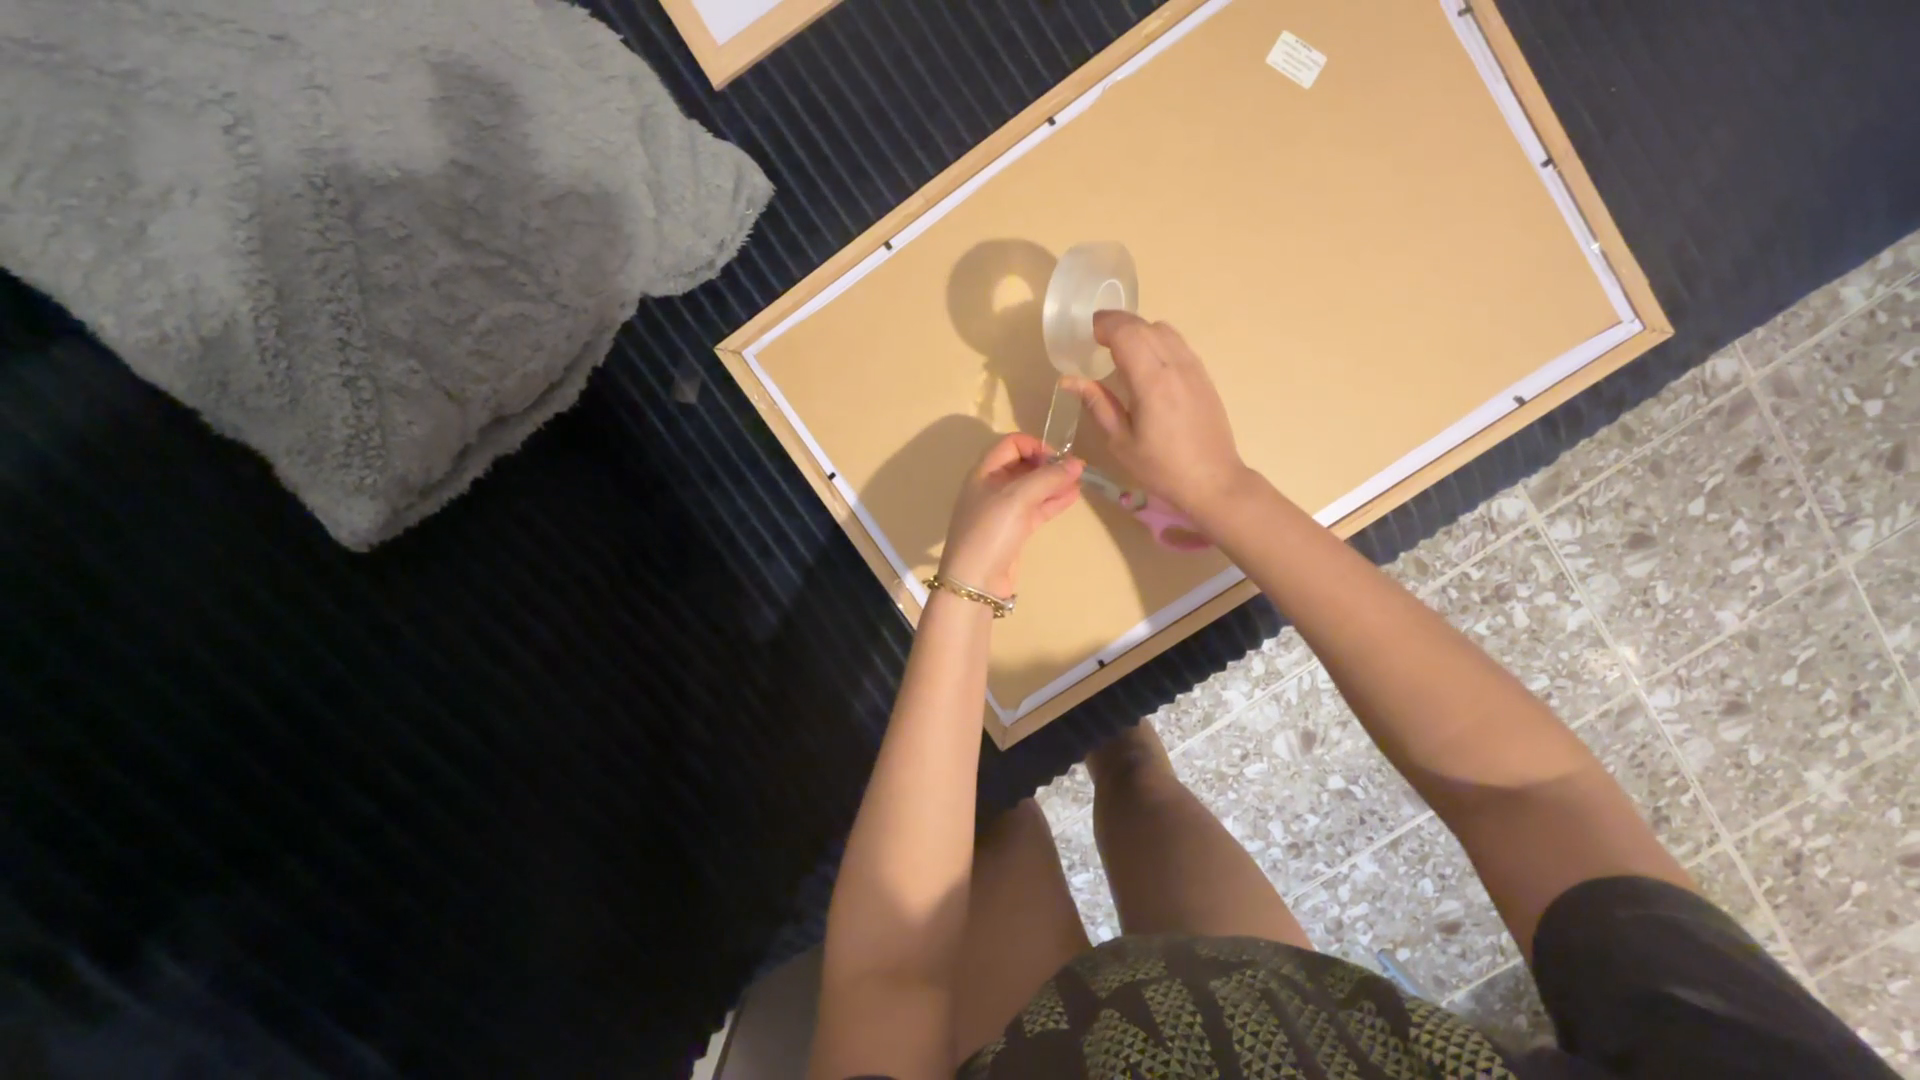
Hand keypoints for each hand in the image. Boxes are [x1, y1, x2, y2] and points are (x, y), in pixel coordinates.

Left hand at [938, 433, 1083, 597]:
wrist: (975, 581)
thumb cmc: (991, 532)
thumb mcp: (1017, 498)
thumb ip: (1047, 478)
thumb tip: (1077, 463)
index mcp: (983, 473)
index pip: (1011, 445)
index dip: (1035, 446)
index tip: (1057, 458)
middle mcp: (991, 488)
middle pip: (1022, 466)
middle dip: (1048, 465)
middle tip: (1075, 470)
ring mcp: (1002, 511)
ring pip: (1031, 489)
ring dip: (1054, 483)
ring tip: (1080, 482)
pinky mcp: (1013, 531)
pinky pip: (1035, 509)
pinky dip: (1052, 502)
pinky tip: (1072, 497)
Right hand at [1062, 311, 1251, 518]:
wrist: (1213, 480)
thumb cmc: (1161, 467)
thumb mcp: (1121, 442)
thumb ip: (1097, 404)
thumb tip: (1069, 380)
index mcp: (1152, 382)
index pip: (1126, 332)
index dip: (1103, 325)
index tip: (1085, 334)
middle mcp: (1175, 366)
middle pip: (1143, 326)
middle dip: (1117, 324)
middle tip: (1095, 337)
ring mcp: (1193, 368)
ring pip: (1163, 330)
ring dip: (1138, 330)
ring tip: (1118, 347)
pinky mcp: (1203, 375)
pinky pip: (1177, 343)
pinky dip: (1156, 340)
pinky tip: (1145, 362)